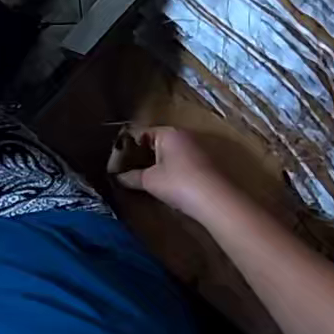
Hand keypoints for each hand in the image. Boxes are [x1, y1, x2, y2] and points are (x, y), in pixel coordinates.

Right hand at [112, 126, 232, 219]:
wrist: (217, 201)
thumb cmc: (178, 184)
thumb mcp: (149, 181)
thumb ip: (131, 177)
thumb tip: (117, 177)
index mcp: (168, 133)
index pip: (141, 133)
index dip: (127, 146)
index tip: (117, 160)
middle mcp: (184, 135)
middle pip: (156, 141)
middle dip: (142, 154)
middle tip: (127, 169)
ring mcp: (198, 147)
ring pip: (171, 151)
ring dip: (158, 162)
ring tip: (144, 177)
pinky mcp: (208, 162)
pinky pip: (183, 160)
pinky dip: (172, 168)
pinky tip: (166, 182)